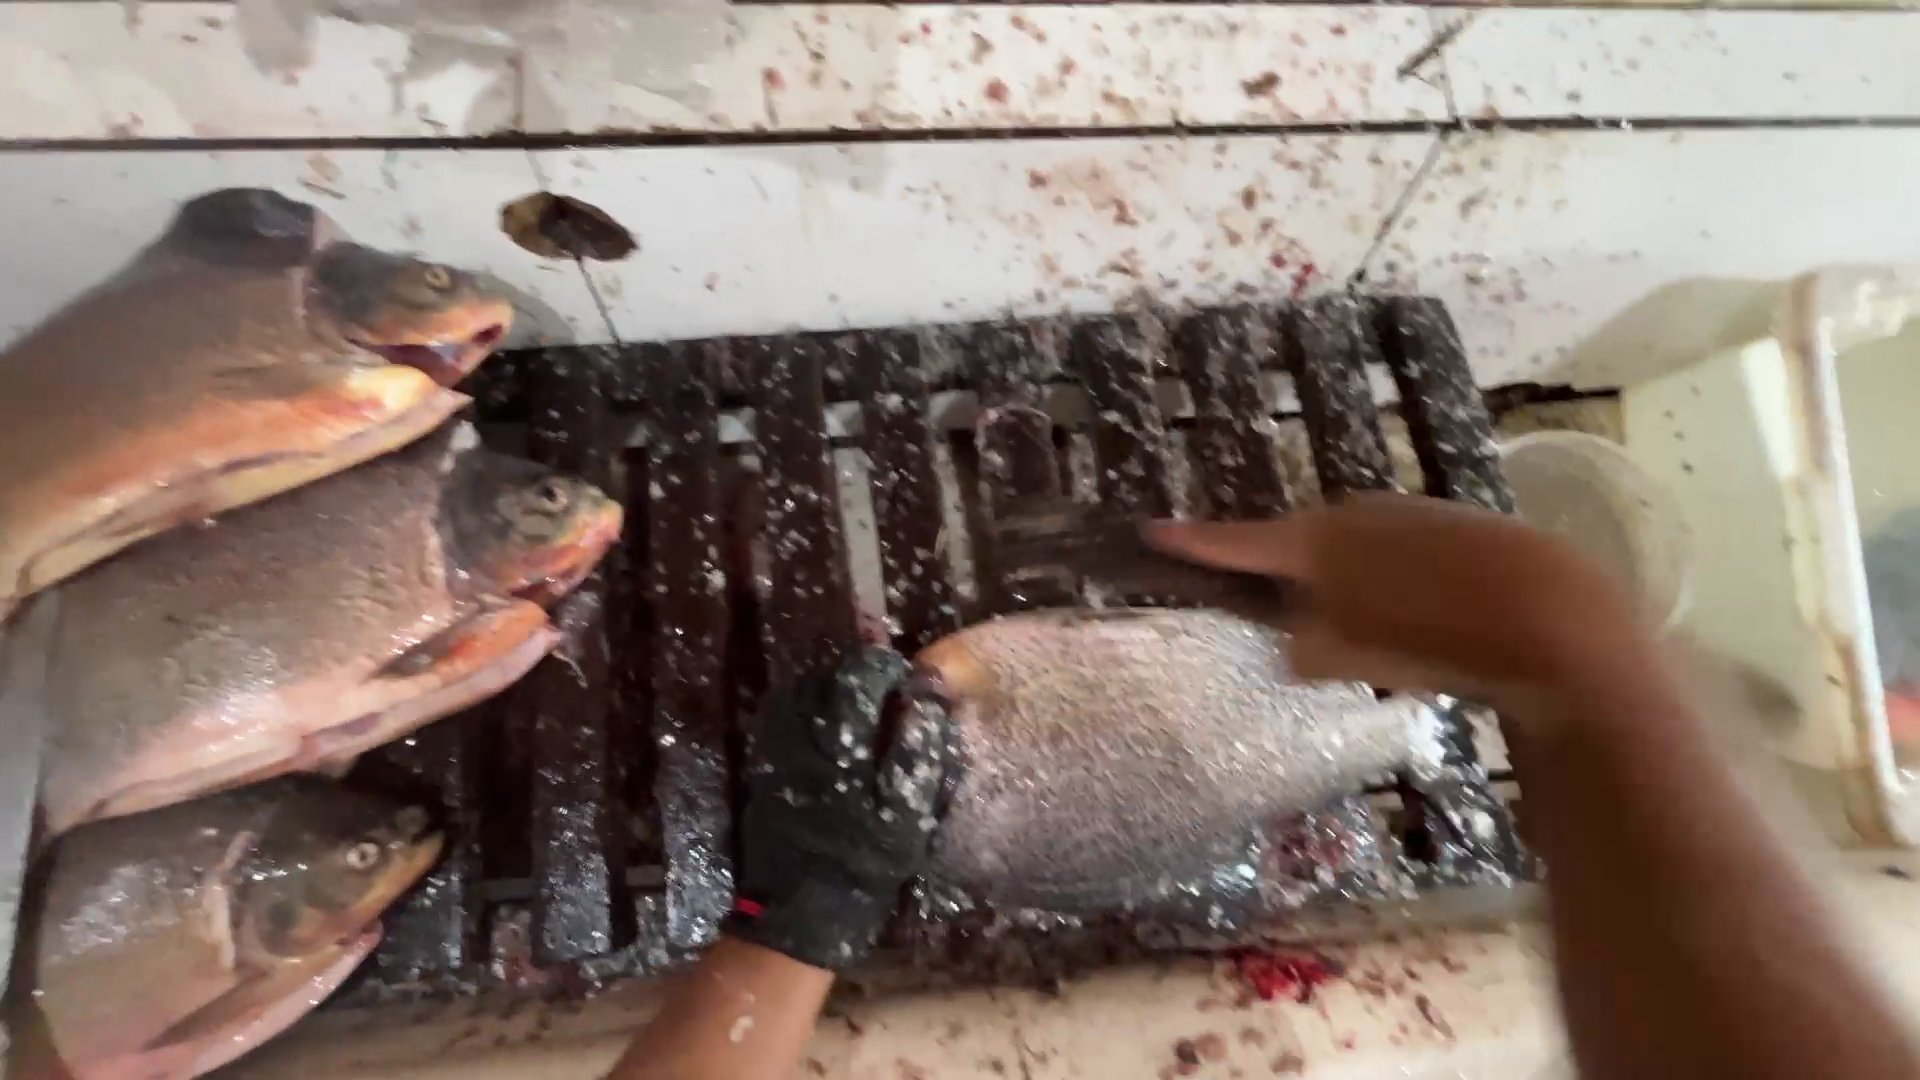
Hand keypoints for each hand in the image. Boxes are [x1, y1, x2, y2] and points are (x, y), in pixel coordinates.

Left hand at [726, 646, 953, 969]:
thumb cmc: (866, 857)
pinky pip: (782, 713)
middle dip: (858, 674)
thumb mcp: (907, 809)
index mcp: (844, 738)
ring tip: (855, 709)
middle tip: (883, 693)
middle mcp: (805, 731)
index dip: (885, 665)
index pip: (861, 671)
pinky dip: (806, 708)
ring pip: (802, 689)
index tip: (903, 678)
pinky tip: (826, 728)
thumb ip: (917, 747)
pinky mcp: (765, 760)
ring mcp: (779, 744)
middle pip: (828, 673)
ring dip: (831, 688)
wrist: (803, 905)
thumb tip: (926, 697)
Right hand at [1142, 493, 1656, 714]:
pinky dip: (1391, 572)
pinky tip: (1421, 609)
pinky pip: (1396, 544)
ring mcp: (1404, 509)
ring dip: (1343, 574)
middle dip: (1284, 571)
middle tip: (1290, 613)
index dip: (1192, 542)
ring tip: (1370, 621)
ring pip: (1350, 543)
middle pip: (1295, 541)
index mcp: (1314, 542)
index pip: (1236, 542)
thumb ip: (1299, 643)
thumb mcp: (1342, 656)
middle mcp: (1351, 512)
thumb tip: (1293, 637)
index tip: (1154, 530)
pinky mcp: (1452, 519)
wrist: (1557, 621)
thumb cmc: (1430, 641)